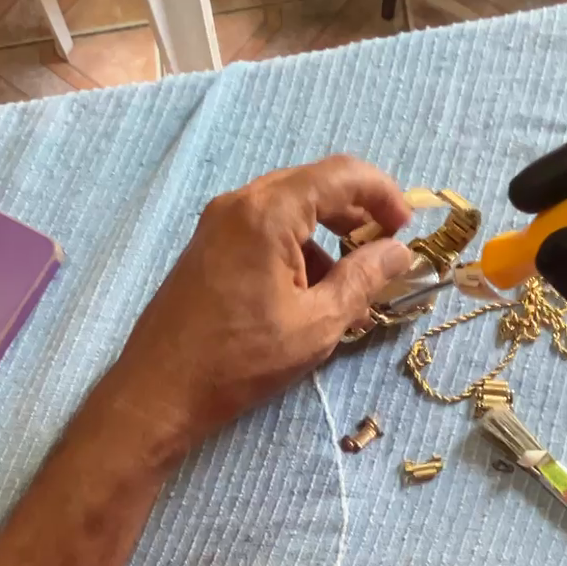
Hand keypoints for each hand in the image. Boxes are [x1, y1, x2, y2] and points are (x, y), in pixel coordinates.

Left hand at [101, 155, 415, 450]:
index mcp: (269, 211)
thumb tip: (400, 253)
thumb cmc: (241, 360)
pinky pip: (262, 234)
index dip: (384, 194)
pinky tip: (304, 300)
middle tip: (382, 257)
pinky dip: (293, 254)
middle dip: (355, 219)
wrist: (159, 392)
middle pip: (313, 188)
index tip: (407, 228)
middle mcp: (239, 203)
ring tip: (345, 294)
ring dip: (324, 242)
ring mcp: (216, 225)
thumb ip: (364, 279)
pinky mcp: (206, 249)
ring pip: (288, 214)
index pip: (342, 174)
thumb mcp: (317, 324)